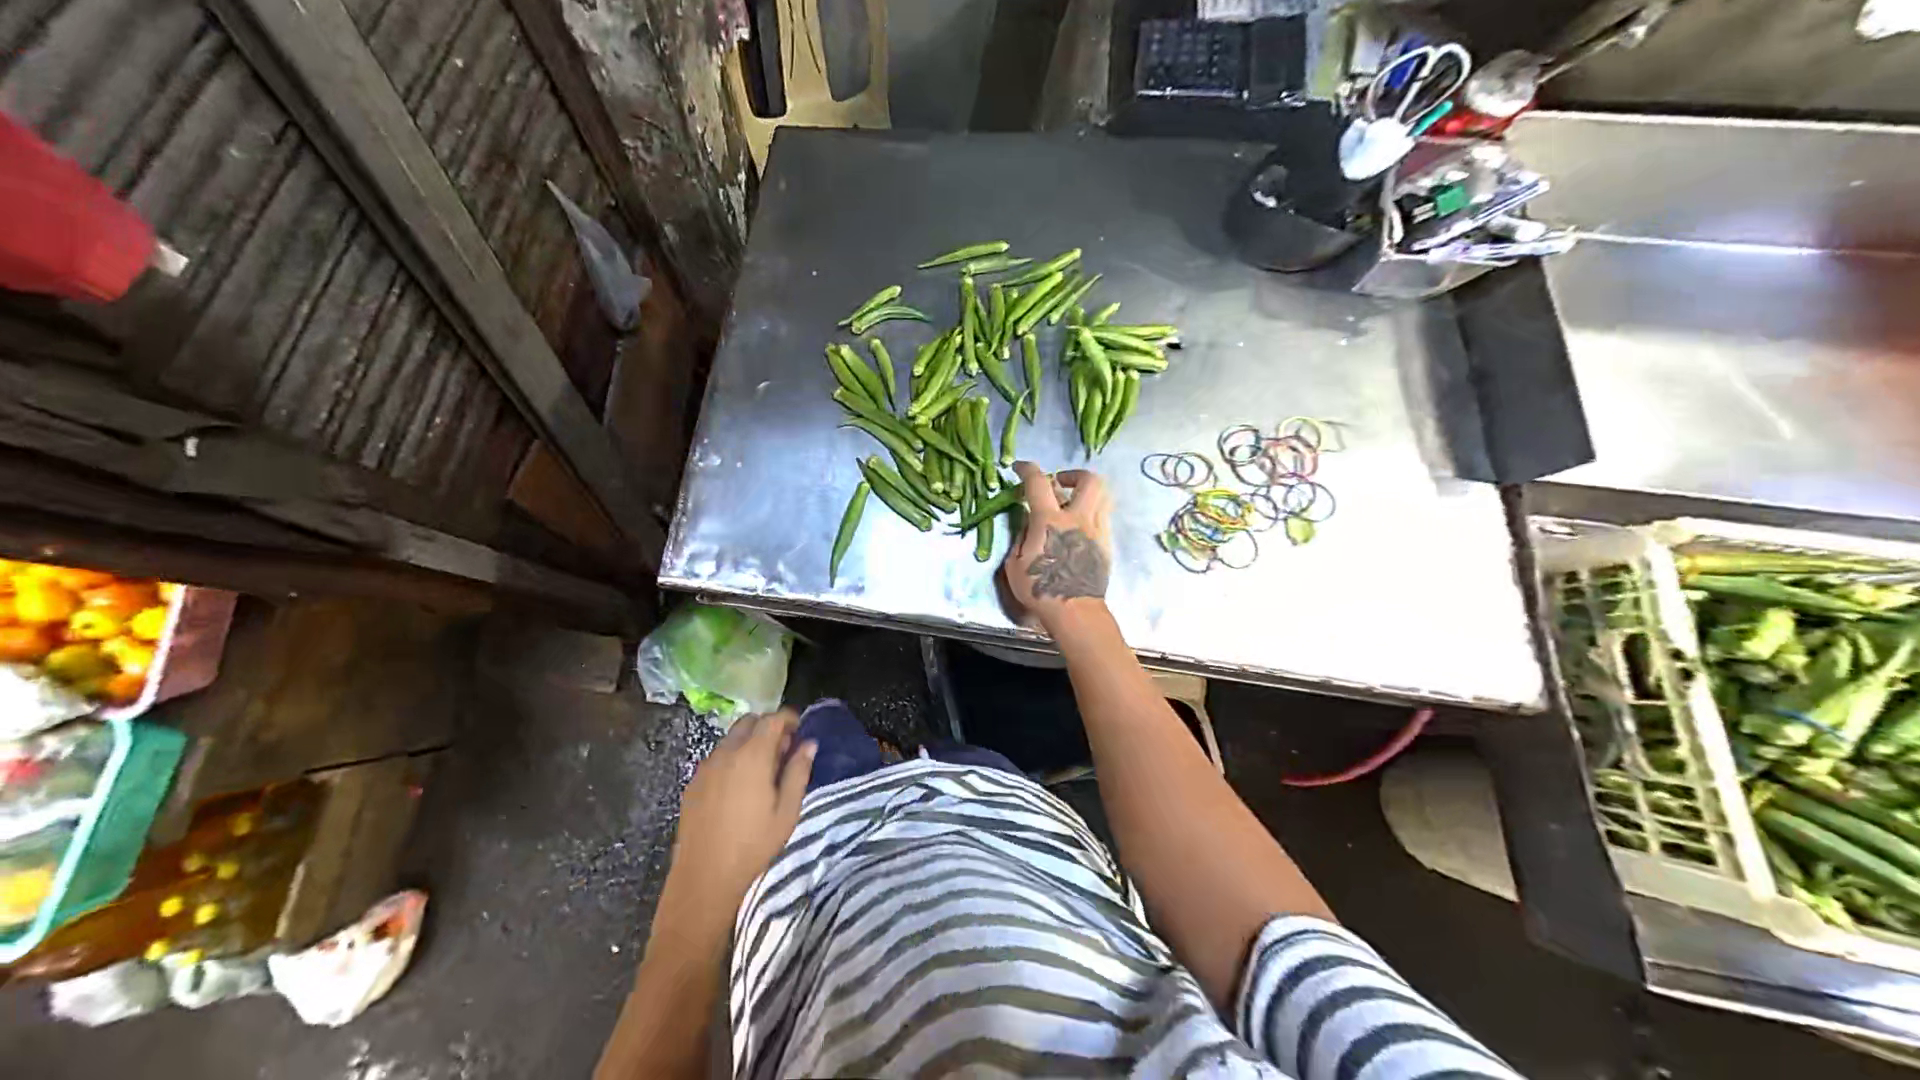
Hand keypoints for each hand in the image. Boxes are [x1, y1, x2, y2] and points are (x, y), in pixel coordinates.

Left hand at [665, 708, 815, 906]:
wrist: (704, 876)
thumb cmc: (754, 844)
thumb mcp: (787, 811)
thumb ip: (798, 772)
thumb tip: (809, 744)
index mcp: (752, 756)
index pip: (772, 720)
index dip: (789, 718)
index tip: (800, 729)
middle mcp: (726, 753)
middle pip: (749, 722)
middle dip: (768, 727)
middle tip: (784, 749)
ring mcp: (706, 767)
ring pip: (731, 738)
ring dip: (750, 741)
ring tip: (764, 769)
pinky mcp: (694, 782)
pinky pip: (717, 756)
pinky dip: (733, 757)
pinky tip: (740, 784)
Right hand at [1004, 462, 1112, 631]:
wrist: (1075, 612)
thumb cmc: (1040, 590)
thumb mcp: (1014, 564)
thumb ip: (1021, 537)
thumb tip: (1028, 523)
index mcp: (1050, 521)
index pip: (1039, 482)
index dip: (1028, 469)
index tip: (1021, 468)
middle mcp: (1078, 518)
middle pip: (1089, 480)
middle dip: (1073, 474)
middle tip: (1060, 484)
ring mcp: (1097, 530)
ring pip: (1103, 496)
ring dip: (1086, 493)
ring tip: (1072, 504)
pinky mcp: (1106, 545)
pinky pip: (1103, 517)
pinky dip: (1091, 514)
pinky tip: (1078, 529)